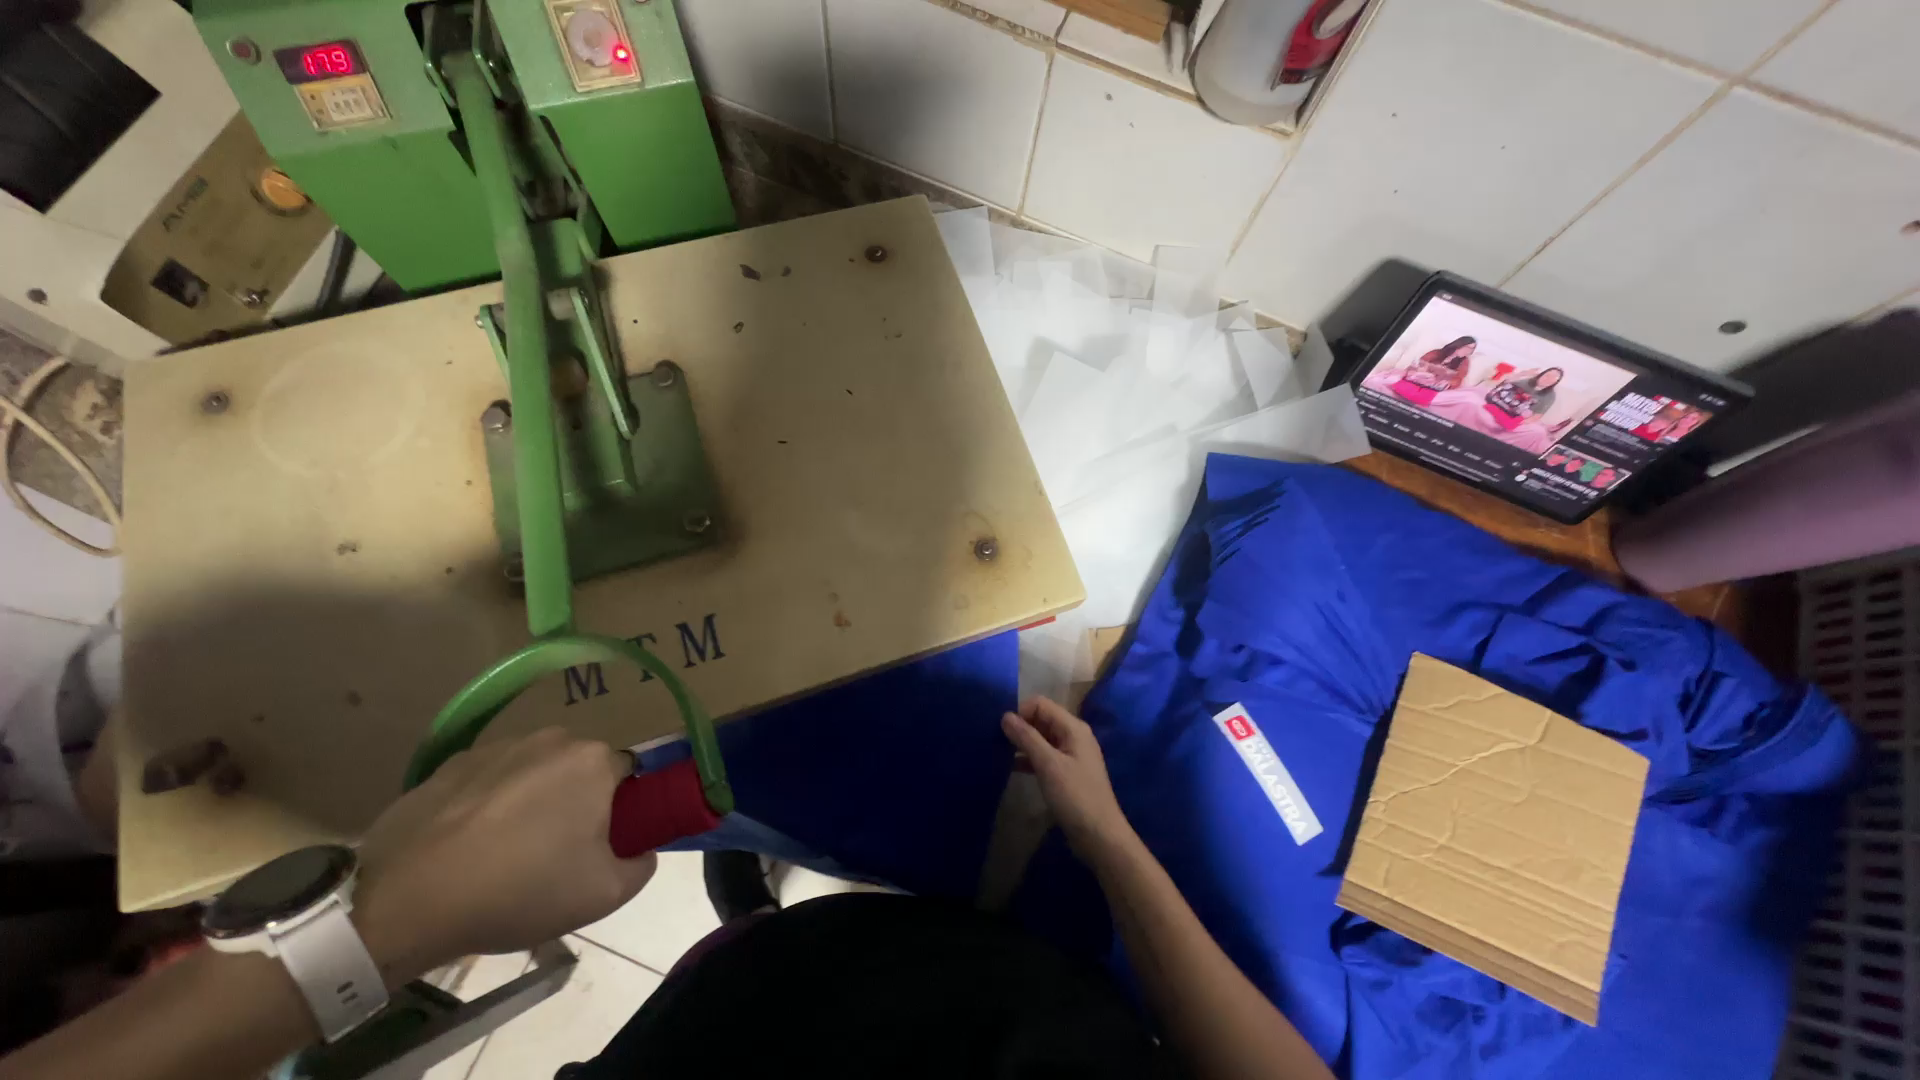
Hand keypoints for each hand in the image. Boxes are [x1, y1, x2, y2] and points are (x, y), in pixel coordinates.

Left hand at [350, 728, 657, 983]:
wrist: (403, 905)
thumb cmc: (519, 892)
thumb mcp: (605, 894)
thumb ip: (642, 864)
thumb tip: (640, 849)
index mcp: (595, 761)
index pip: (629, 777)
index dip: (622, 812)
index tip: (602, 848)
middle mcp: (551, 739)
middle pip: (581, 771)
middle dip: (577, 804)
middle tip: (557, 857)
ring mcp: (495, 747)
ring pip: (534, 774)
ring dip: (532, 803)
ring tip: (505, 855)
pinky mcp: (448, 764)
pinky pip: (489, 781)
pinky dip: (488, 806)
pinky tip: (468, 848)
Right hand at [1002, 697, 1135, 861]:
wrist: (1098, 835)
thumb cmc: (1075, 796)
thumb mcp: (1048, 764)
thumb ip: (1027, 737)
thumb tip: (1005, 716)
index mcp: (1073, 728)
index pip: (1041, 704)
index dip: (1020, 712)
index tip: (1000, 729)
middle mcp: (1073, 736)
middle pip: (1041, 719)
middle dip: (1019, 726)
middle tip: (994, 740)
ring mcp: (1070, 755)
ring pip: (1040, 739)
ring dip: (1021, 743)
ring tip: (997, 752)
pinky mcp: (1065, 773)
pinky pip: (1042, 757)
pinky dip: (1027, 759)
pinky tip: (1009, 767)